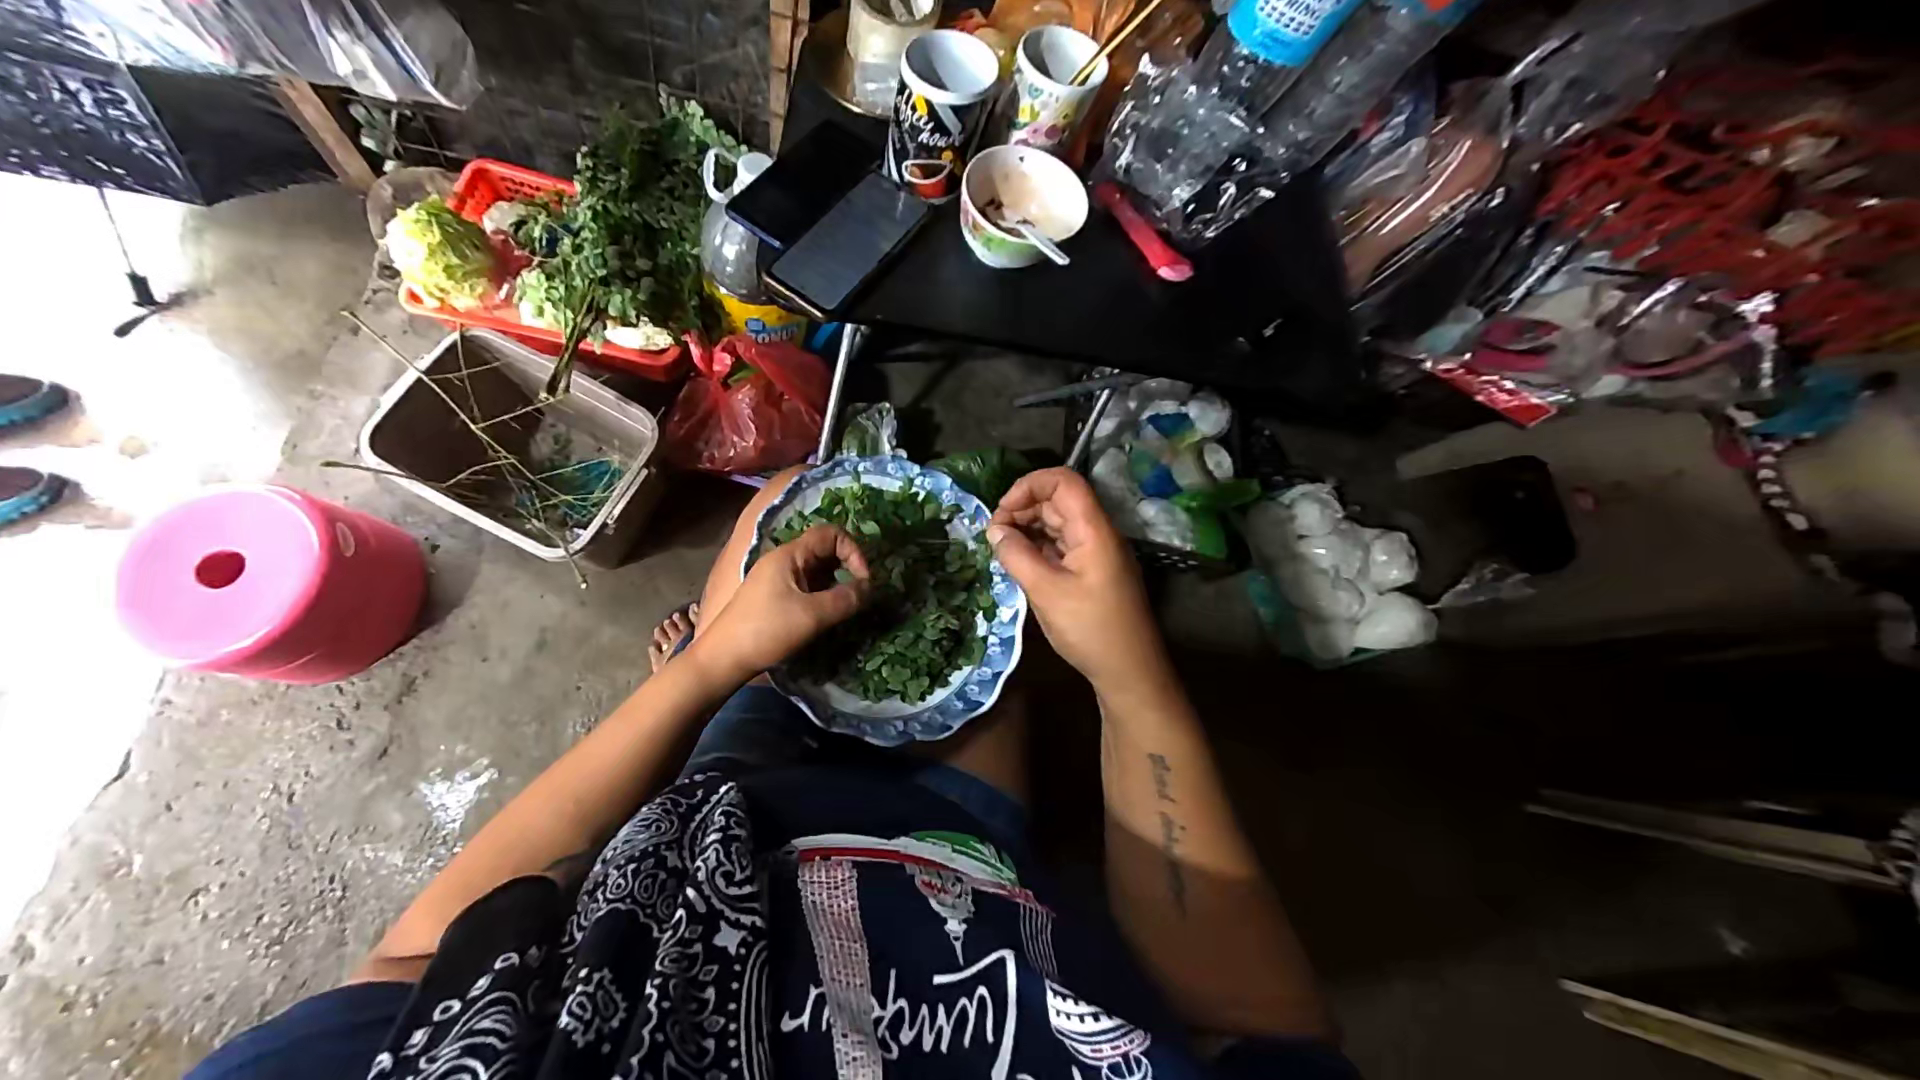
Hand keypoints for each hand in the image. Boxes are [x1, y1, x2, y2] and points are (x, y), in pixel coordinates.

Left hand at [687, 525, 870, 685]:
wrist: (722, 660)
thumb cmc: (766, 631)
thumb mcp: (812, 616)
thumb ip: (846, 599)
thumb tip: (871, 588)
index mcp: (790, 555)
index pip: (831, 534)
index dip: (853, 551)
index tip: (863, 580)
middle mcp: (783, 561)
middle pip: (825, 551)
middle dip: (847, 568)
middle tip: (860, 594)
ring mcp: (777, 579)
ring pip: (817, 571)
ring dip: (836, 584)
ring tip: (847, 607)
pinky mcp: (774, 598)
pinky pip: (807, 587)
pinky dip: (823, 595)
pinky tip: (828, 615)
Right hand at [988, 468, 1166, 691]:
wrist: (1129, 670)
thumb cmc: (1090, 629)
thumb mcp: (1046, 592)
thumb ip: (1017, 555)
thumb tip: (994, 530)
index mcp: (1093, 530)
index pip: (1063, 481)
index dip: (1028, 486)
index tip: (1002, 513)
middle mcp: (1097, 533)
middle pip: (1058, 500)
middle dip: (1022, 508)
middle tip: (994, 536)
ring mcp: (1095, 552)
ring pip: (1058, 522)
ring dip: (1027, 528)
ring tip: (1001, 549)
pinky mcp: (1091, 570)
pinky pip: (1061, 545)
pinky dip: (1038, 546)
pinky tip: (1019, 561)